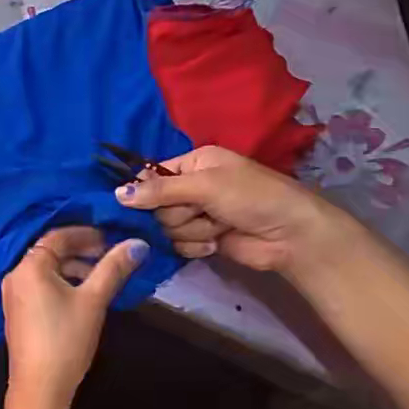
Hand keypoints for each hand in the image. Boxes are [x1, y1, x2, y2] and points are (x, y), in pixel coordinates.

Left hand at [0, 227, 146, 408]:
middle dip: (81, 251)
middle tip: (110, 258)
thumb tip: (137, 243)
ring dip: (73, 268)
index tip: (112, 240)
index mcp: (28, 267)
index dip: (86, 234)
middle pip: (49, 252)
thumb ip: (114, 268)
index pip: (57, 236)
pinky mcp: (17, 312)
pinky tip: (82, 296)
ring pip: (45, 270)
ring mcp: (13, 295)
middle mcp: (15, 275)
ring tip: (101, 279)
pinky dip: (61, 283)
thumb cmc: (66, 339)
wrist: (40, 388)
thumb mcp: (94, 300)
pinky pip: (40, 286)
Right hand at [114, 146, 345, 272]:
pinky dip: (195, 245)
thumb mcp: (206, 185)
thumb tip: (117, 194)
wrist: (291, 235)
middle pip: (156, 206)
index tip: (139, 204)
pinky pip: (178, 244)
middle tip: (201, 212)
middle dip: (178, 214)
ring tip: (217, 227)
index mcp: (194, 163)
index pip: (152, 176)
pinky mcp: (201, 239)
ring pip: (166, 227)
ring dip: (190, 230)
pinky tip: (216, 242)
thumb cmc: (253, 197)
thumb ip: (160, 191)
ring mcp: (197, 214)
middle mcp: (192, 186)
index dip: (146, 192)